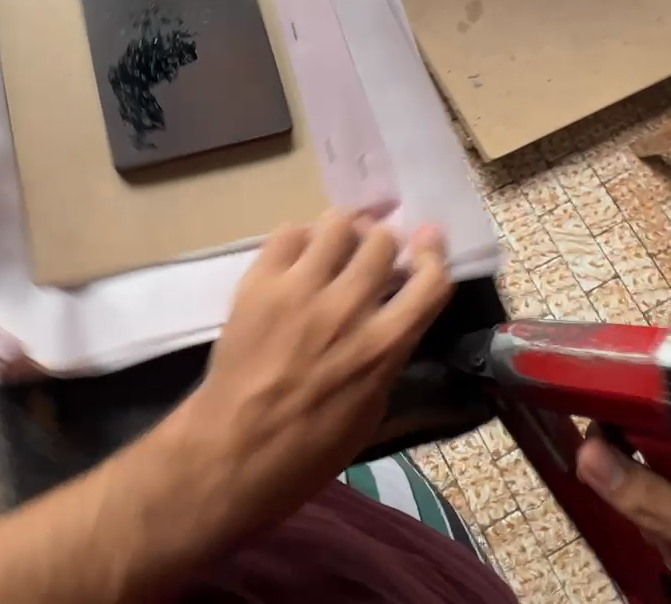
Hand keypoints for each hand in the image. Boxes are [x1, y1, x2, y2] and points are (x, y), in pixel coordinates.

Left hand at [144, 210, 452, 545]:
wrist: (236, 446)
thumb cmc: (310, 446)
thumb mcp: (371, 409)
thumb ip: (387, 353)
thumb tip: (392, 314)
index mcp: (383, 346)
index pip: (430, 279)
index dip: (433, 253)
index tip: (427, 241)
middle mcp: (346, 308)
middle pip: (381, 240)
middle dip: (383, 240)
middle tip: (373, 248)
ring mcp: (299, 289)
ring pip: (336, 224)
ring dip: (344, 230)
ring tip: (337, 242)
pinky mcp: (259, 281)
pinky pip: (286, 233)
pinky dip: (299, 237)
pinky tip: (299, 253)